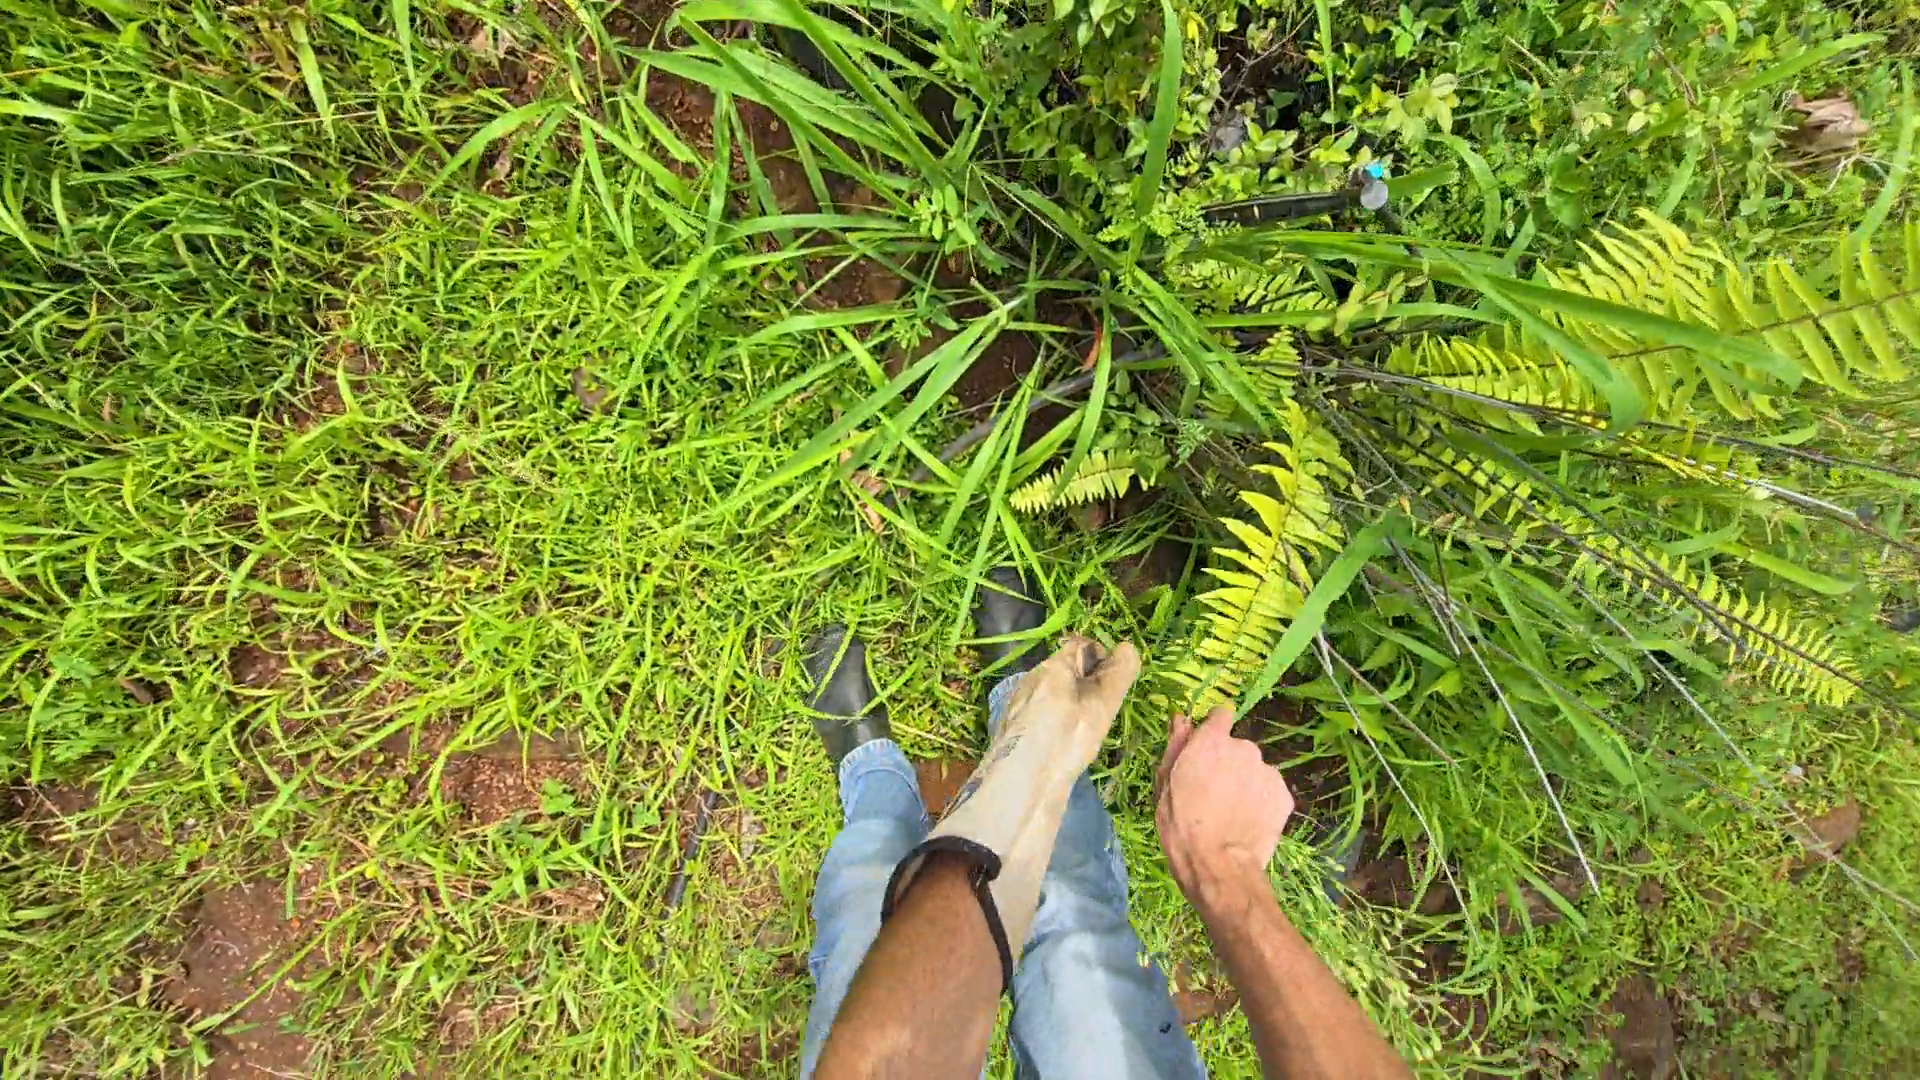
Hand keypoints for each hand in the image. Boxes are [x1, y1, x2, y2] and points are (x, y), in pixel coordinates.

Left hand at [996, 635, 1140, 767]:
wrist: (1022, 782)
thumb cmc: (1067, 737)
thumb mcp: (1100, 705)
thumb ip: (1116, 675)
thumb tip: (1128, 647)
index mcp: (1051, 666)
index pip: (1081, 646)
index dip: (1103, 659)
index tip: (1114, 685)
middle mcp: (1031, 679)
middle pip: (1066, 671)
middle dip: (1087, 684)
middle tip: (1102, 711)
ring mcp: (1019, 704)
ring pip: (1054, 694)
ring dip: (1072, 705)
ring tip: (1084, 731)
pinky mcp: (1014, 728)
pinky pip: (1042, 714)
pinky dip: (1057, 723)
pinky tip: (1062, 744)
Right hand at [1156, 705, 1293, 899]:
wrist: (1219, 865)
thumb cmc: (1180, 822)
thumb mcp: (1166, 781)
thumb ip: (1176, 745)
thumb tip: (1182, 719)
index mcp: (1213, 741)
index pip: (1221, 714)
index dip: (1213, 729)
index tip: (1206, 748)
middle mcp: (1245, 749)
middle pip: (1237, 747)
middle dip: (1227, 763)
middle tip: (1212, 792)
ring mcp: (1268, 773)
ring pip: (1254, 770)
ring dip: (1245, 782)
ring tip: (1231, 811)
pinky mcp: (1285, 796)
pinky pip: (1269, 790)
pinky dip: (1260, 800)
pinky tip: (1247, 820)